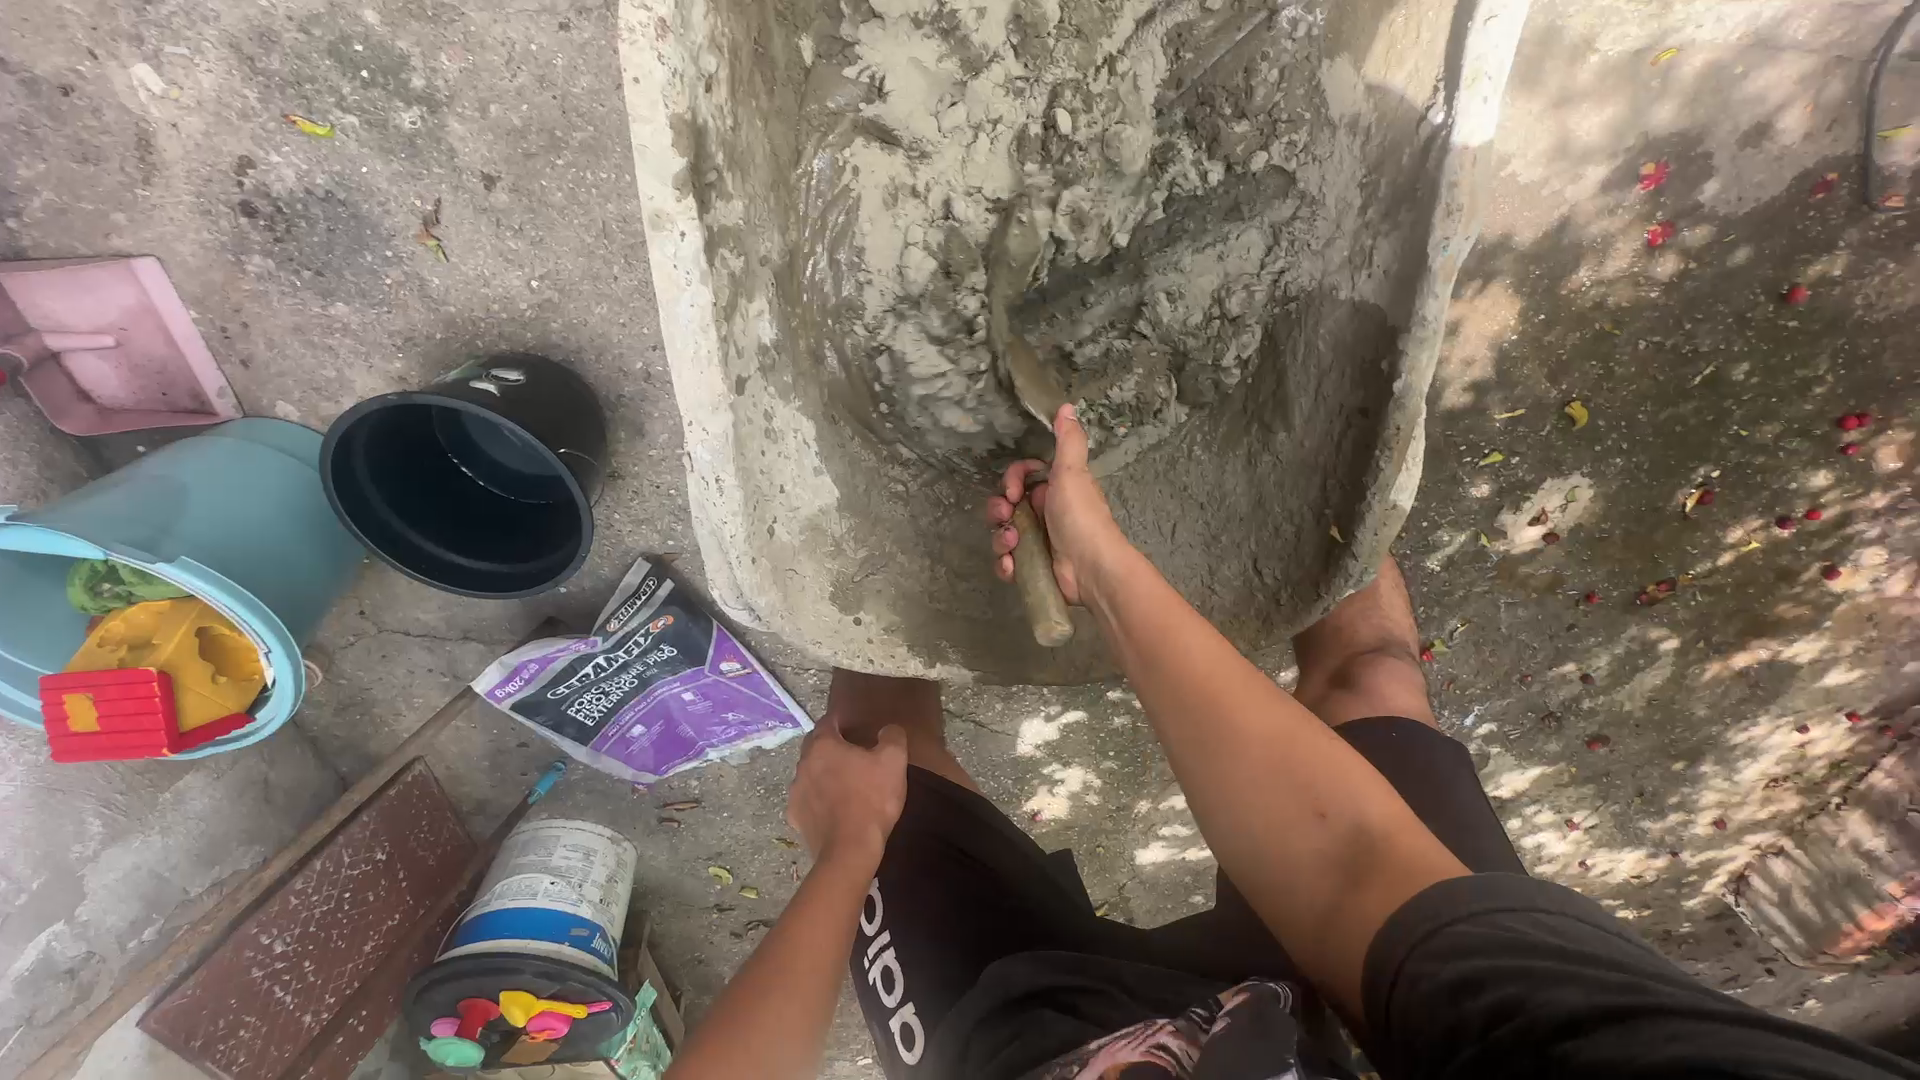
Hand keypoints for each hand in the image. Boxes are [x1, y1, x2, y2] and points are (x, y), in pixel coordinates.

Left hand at [785, 716, 907, 865]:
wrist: (850, 850)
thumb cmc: (872, 799)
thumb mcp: (894, 760)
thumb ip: (892, 736)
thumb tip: (887, 730)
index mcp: (823, 745)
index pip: (827, 722)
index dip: (840, 721)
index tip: (853, 725)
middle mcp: (803, 764)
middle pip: (814, 746)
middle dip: (830, 746)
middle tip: (851, 752)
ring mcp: (796, 792)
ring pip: (809, 773)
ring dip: (823, 773)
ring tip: (843, 782)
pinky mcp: (796, 817)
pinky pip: (807, 799)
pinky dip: (817, 798)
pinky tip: (832, 807)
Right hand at [986, 403, 1130, 605]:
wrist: (1092, 569)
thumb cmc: (1082, 518)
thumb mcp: (1074, 473)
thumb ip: (1068, 440)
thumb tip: (1067, 405)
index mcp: (1054, 489)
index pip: (1020, 477)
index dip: (1011, 481)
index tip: (1013, 491)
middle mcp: (1045, 512)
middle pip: (1006, 505)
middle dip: (998, 511)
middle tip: (1005, 518)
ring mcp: (1038, 540)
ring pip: (1003, 533)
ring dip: (1001, 539)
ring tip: (1012, 546)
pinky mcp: (1033, 566)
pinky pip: (1008, 561)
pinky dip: (1006, 564)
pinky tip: (1012, 567)